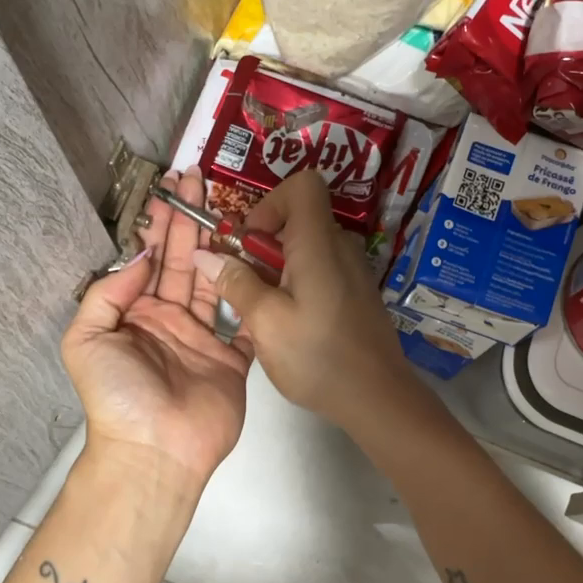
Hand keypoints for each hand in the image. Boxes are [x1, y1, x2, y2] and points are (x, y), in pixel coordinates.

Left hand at [61, 170, 251, 488]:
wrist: (155, 450)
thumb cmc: (116, 395)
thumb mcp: (87, 338)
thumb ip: (107, 292)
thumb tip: (139, 259)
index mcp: (133, 315)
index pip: (149, 261)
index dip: (159, 227)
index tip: (170, 191)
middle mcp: (168, 321)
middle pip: (184, 263)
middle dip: (190, 222)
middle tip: (199, 181)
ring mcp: (203, 339)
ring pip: (215, 282)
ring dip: (221, 246)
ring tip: (230, 207)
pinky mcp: (234, 358)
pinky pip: (245, 318)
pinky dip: (252, 290)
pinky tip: (259, 257)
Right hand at [191, 172, 414, 430]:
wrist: (377, 397)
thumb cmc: (317, 357)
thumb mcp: (266, 322)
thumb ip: (236, 283)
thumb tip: (205, 254)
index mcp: (319, 244)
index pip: (302, 185)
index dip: (270, 203)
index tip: (251, 242)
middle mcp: (341, 247)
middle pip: (300, 219)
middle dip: (265, 244)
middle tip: (246, 284)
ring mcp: (353, 271)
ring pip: (308, 249)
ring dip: (278, 269)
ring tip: (263, 310)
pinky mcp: (357, 294)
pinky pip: (321, 271)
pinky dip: (298, 284)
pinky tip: (290, 323)